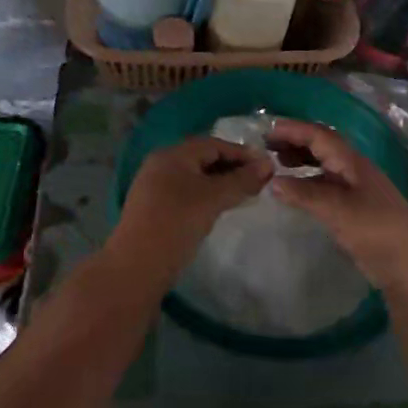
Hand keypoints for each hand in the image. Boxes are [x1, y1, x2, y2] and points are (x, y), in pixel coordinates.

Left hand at [110, 135, 273, 270]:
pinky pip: (186, 191)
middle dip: (232, 167)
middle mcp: (161, 164)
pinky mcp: (154, 206)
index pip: (213, 144)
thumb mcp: (214, 198)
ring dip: (220, 182)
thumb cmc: (178, 222)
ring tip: (244, 194)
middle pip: (202, 157)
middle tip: (258, 181)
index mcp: (172, 155)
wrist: (138, 264)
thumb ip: (242, 180)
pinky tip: (219, 207)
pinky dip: (206, 194)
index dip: (241, 153)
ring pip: (194, 176)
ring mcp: (154, 186)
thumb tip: (268, 164)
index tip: (267, 166)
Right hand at [266, 119, 407, 288]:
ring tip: (277, 164)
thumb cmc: (375, 230)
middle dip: (295, 142)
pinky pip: (325, 186)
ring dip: (301, 161)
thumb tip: (273, 181)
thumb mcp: (337, 209)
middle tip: (267, 146)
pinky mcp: (354, 210)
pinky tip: (295, 192)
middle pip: (322, 146)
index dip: (293, 130)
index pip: (320, 136)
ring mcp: (355, 190)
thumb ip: (304, 194)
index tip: (267, 130)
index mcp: (352, 163)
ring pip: (324, 166)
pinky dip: (307, 183)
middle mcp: (354, 171)